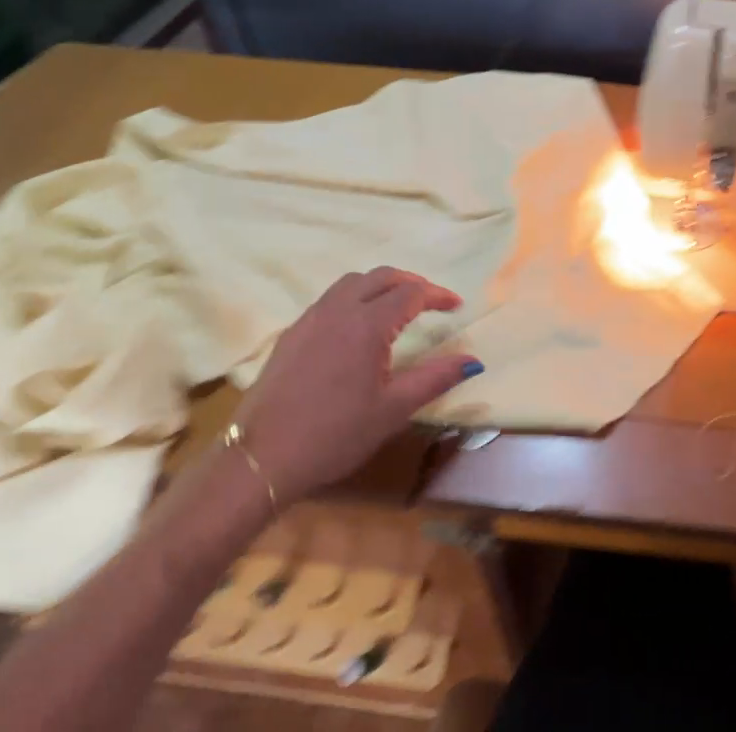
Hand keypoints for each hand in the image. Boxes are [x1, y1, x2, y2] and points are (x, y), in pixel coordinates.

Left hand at [232, 268, 481, 501]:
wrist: (262, 458)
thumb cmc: (335, 434)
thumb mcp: (394, 409)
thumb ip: (435, 378)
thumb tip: (473, 360)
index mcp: (367, 325)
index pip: (410, 293)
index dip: (437, 295)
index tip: (457, 305)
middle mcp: (337, 312)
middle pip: (379, 277)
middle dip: (410, 282)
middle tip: (431, 300)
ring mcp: (309, 321)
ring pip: (350, 283)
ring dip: (379, 286)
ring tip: (397, 307)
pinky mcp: (290, 336)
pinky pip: (328, 300)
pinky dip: (354, 299)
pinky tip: (358, 328)